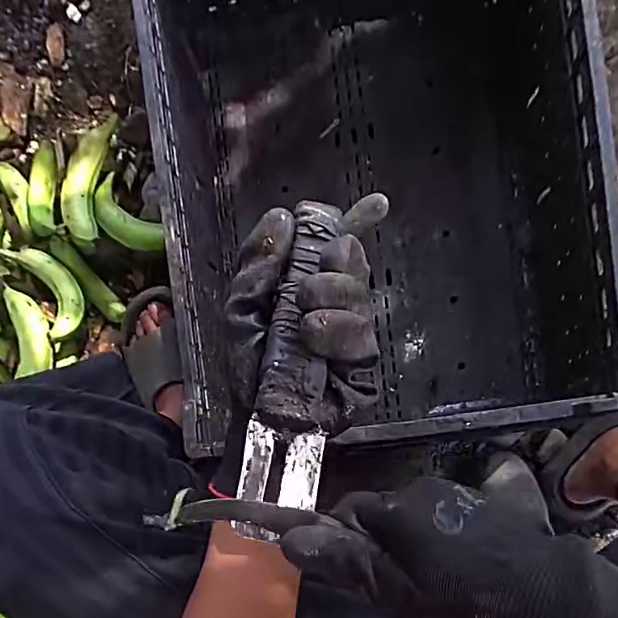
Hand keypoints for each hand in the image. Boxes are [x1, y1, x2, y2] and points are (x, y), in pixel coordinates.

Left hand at [225, 196, 386, 434]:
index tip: (376, 205)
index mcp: (313, 288)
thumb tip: (282, 218)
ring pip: (361, 301)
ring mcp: (353, 340)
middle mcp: (339, 309)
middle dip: (332, 270)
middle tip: (304, 291)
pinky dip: (337, 333)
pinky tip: (314, 337)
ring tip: (304, 321)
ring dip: (332, 301)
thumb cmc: (248, 363)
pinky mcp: (363, 372)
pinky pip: (362, 341)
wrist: (249, 412)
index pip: (341, 251)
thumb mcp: (241, 308)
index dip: (358, 225)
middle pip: (356, 267)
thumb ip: (257, 266)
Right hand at [280, 477, 617, 617]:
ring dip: (425, 524)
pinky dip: (478, 497)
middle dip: (386, 534)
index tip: (362, 567)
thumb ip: (346, 562)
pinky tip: (486, 519)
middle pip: (388, 507)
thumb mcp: (395, 592)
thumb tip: (293, 539)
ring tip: (446, 562)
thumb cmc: (460, 598)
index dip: (347, 538)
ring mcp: (466, 484)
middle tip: (405, 574)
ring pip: (426, 501)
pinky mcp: (506, 487)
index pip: (349, 510)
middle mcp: (424, 485)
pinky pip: (484, 483)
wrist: (542, 590)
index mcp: (395, 509)